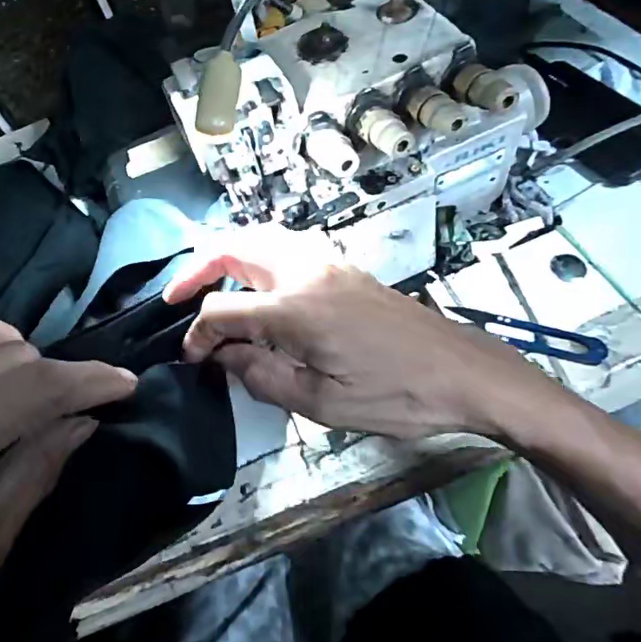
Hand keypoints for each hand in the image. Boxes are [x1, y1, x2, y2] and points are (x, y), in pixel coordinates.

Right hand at [163, 227, 563, 440]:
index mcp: (296, 309)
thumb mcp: (322, 404)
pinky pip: (283, 244)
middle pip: (233, 247)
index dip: (198, 332)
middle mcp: (305, 272)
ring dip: (225, 254)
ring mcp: (326, 262)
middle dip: (196, 268)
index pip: (224, 308)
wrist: (464, 371)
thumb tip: (223, 356)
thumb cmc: (397, 395)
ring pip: (260, 237)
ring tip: (207, 282)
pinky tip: (253, 282)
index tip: (193, 357)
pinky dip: (254, 254)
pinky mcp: (342, 266)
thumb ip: (262, 376)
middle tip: (176, 296)